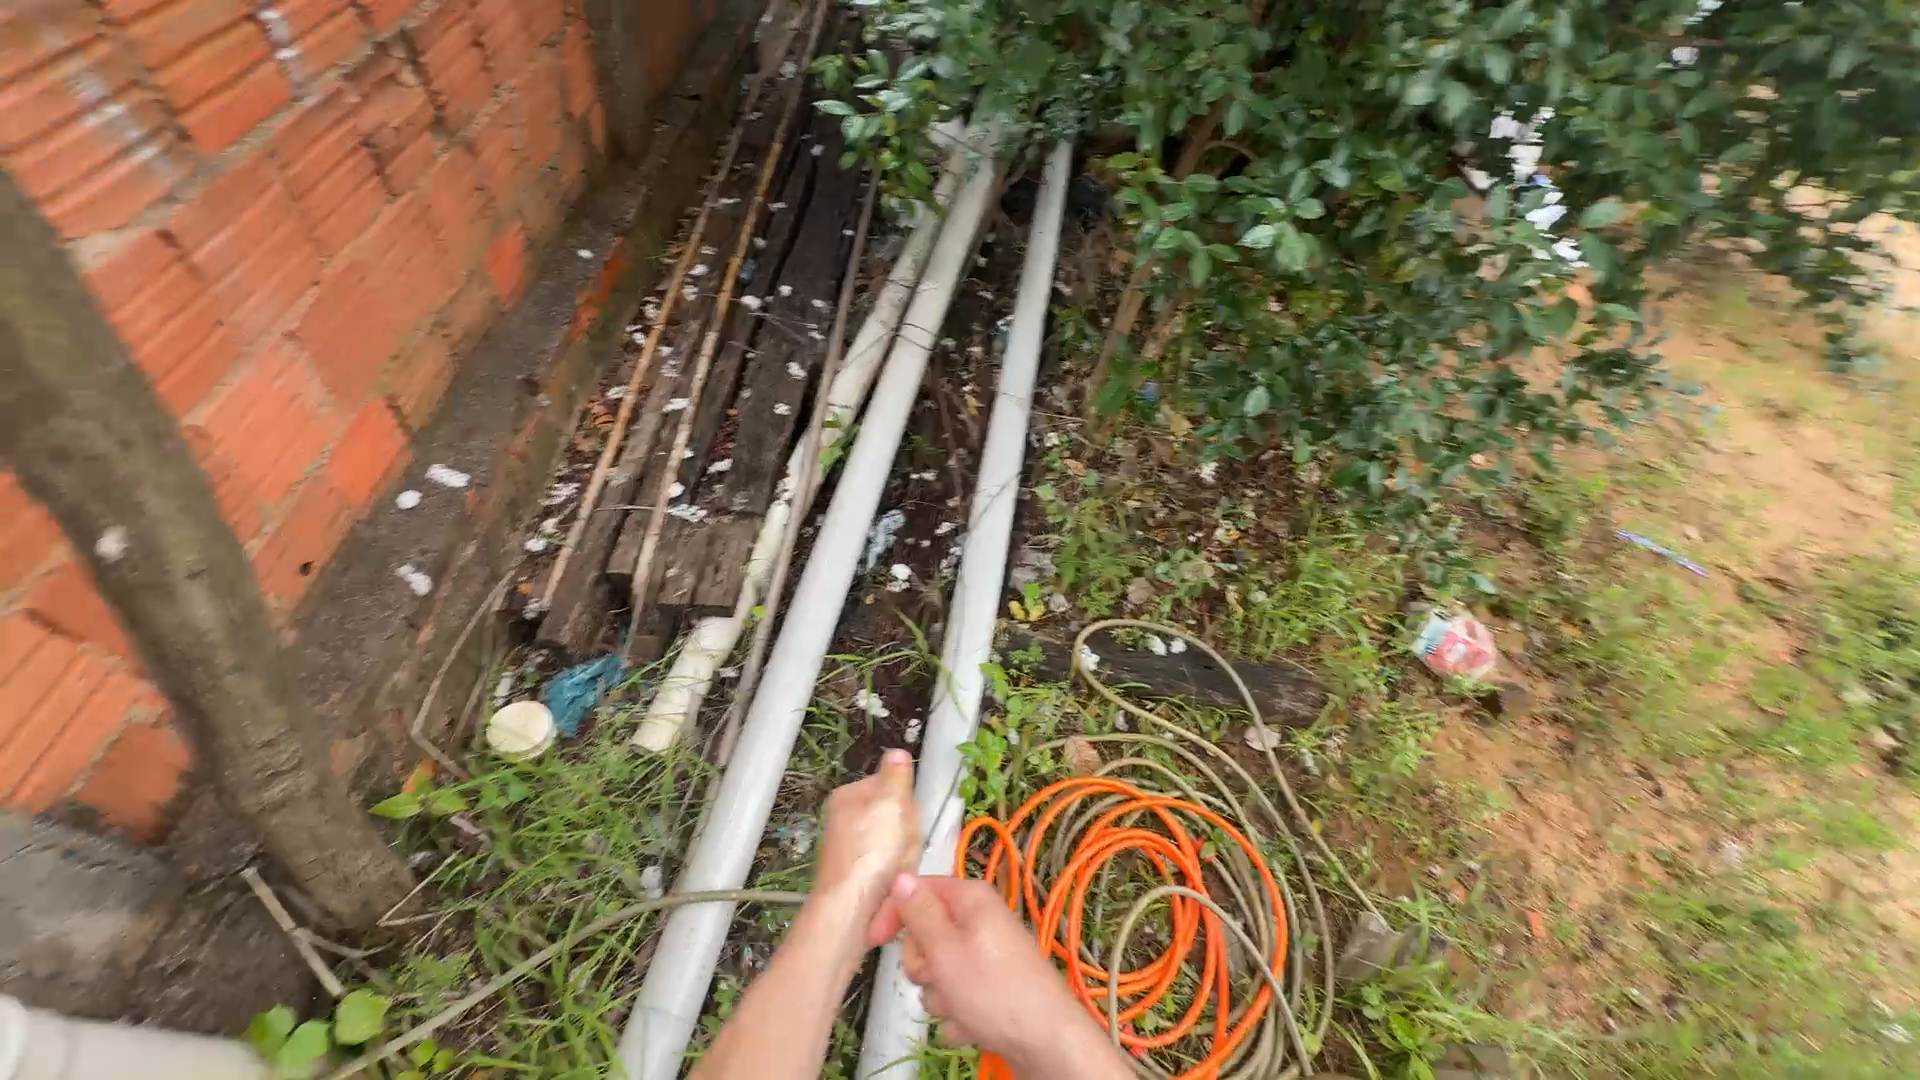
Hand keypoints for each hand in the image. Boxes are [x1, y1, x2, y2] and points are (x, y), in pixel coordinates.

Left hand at [802, 749, 918, 951]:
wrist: (849, 910)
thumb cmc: (870, 852)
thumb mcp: (890, 803)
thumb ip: (896, 776)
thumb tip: (896, 751)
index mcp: (849, 796)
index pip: (891, 786)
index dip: (906, 803)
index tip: (908, 817)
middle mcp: (846, 820)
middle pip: (896, 817)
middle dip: (907, 834)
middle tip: (903, 847)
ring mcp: (851, 850)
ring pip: (897, 845)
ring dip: (905, 858)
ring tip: (898, 870)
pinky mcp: (858, 876)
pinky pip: (890, 868)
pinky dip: (896, 877)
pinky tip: (893, 885)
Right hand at [888, 875, 1133, 1078]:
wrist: (1046, 1043)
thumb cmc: (995, 992)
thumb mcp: (946, 950)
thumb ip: (920, 913)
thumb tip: (901, 876)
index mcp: (970, 898)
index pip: (918, 889)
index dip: (893, 913)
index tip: (875, 942)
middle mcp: (979, 919)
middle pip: (925, 933)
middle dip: (923, 964)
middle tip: (938, 978)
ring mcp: (986, 954)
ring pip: (938, 970)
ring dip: (940, 995)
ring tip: (961, 1007)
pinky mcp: (991, 986)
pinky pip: (957, 994)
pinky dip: (959, 1013)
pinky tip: (973, 1024)